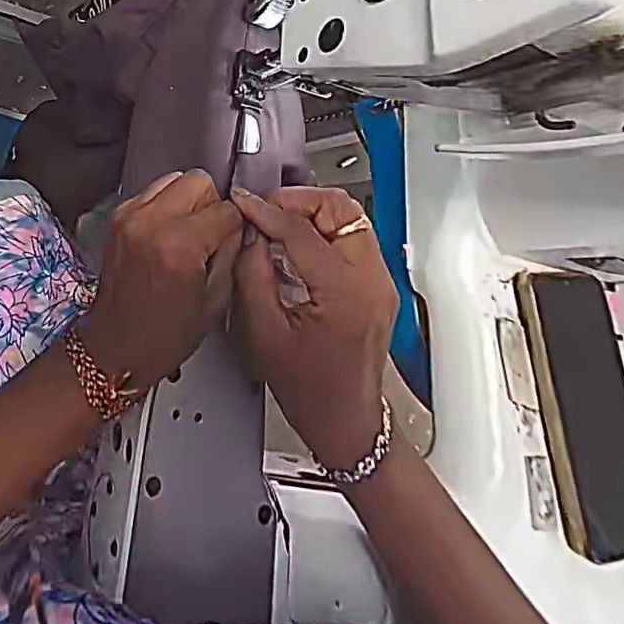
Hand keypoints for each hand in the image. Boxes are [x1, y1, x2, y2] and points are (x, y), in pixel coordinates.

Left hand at [79, 170, 243, 389]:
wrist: (115, 346)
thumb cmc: (162, 335)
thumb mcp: (214, 300)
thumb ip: (232, 253)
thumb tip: (239, 226)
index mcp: (178, 246)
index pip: (226, 209)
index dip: (235, 226)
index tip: (232, 240)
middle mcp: (150, 223)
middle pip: (200, 181)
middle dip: (212, 204)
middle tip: (210, 233)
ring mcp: (130, 217)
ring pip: (175, 178)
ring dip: (188, 200)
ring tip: (187, 232)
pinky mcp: (118, 218)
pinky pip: (153, 191)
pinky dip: (166, 205)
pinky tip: (168, 233)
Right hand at [230, 187, 398, 469]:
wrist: (347, 422)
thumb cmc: (310, 391)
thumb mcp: (264, 333)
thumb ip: (253, 273)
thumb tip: (249, 233)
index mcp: (345, 293)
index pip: (302, 230)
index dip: (266, 211)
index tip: (243, 202)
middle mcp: (372, 280)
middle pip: (338, 208)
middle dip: (297, 201)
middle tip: (265, 211)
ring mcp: (380, 281)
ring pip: (349, 217)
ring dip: (311, 213)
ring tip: (277, 228)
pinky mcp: (378, 284)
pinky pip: (352, 237)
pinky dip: (322, 230)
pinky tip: (295, 247)